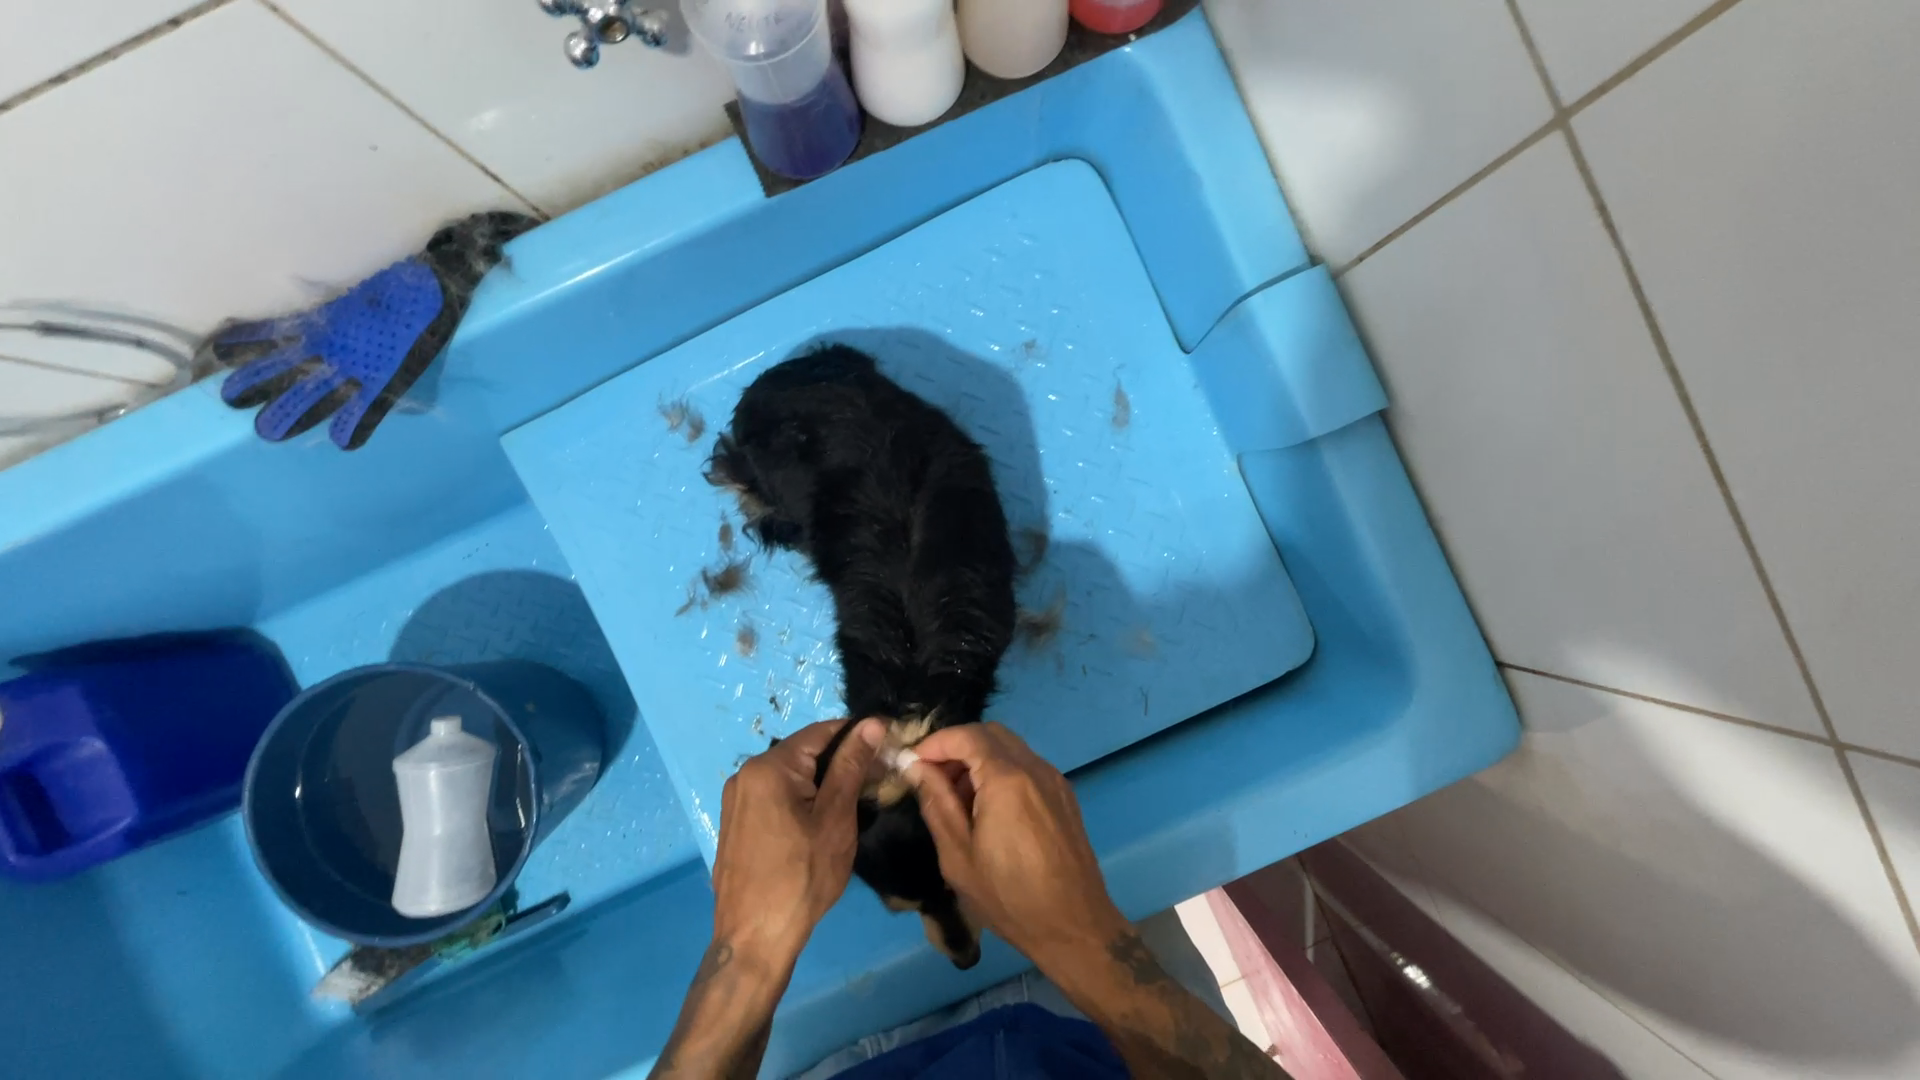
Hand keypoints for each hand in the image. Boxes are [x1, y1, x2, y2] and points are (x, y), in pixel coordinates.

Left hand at [709, 717, 882, 965]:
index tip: (889, 746)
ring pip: (791, 775)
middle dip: (842, 760)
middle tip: (877, 779)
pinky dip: (802, 798)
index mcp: (769, 767)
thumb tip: (871, 723)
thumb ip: (851, 766)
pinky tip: (822, 820)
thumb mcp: (835, 818)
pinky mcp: (736, 823)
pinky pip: (775, 796)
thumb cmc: (802, 877)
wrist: (754, 941)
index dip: (858, 735)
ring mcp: (736, 800)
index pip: (821, 731)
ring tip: (856, 800)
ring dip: (823, 781)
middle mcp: (745, 774)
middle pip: (804, 752)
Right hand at [906, 722, 1129, 967]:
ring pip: (1010, 747)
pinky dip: (1001, 770)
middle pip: (990, 733)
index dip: (934, 743)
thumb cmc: (1009, 897)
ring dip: (979, 758)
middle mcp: (1034, 768)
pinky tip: (988, 807)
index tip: (911, 763)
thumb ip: (936, 803)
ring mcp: (1054, 779)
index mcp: (1007, 780)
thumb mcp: (958, 855)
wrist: (1074, 926)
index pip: (966, 735)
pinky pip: (1026, 765)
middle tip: (932, 777)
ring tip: (956, 797)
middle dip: (957, 746)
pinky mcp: (1064, 794)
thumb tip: (916, 768)